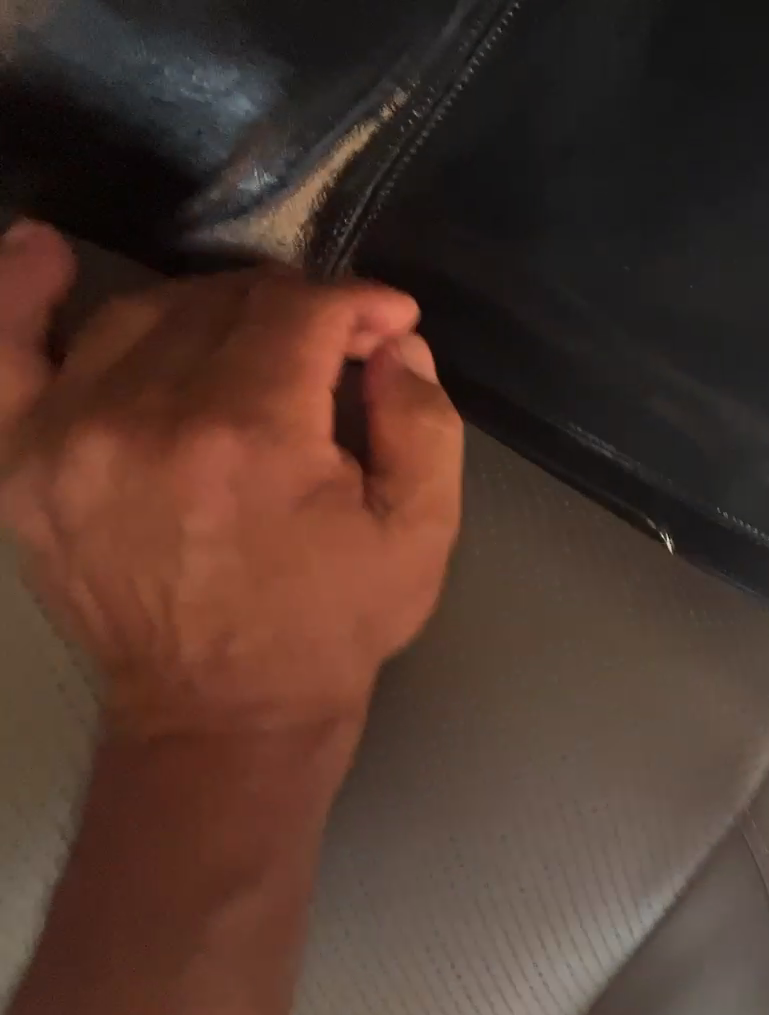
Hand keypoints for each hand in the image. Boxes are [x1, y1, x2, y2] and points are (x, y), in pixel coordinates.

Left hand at [0, 219, 462, 739]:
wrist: (229, 703)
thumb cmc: (344, 615)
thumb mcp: (424, 527)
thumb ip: (423, 424)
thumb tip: (398, 347)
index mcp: (254, 437)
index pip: (299, 314)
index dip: (358, 303)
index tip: (396, 322)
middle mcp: (144, 417)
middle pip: (223, 305)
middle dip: (302, 308)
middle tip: (350, 343)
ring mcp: (63, 434)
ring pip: (141, 315)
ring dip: (220, 308)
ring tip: (269, 336)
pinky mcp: (18, 460)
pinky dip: (17, 291)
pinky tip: (42, 253)